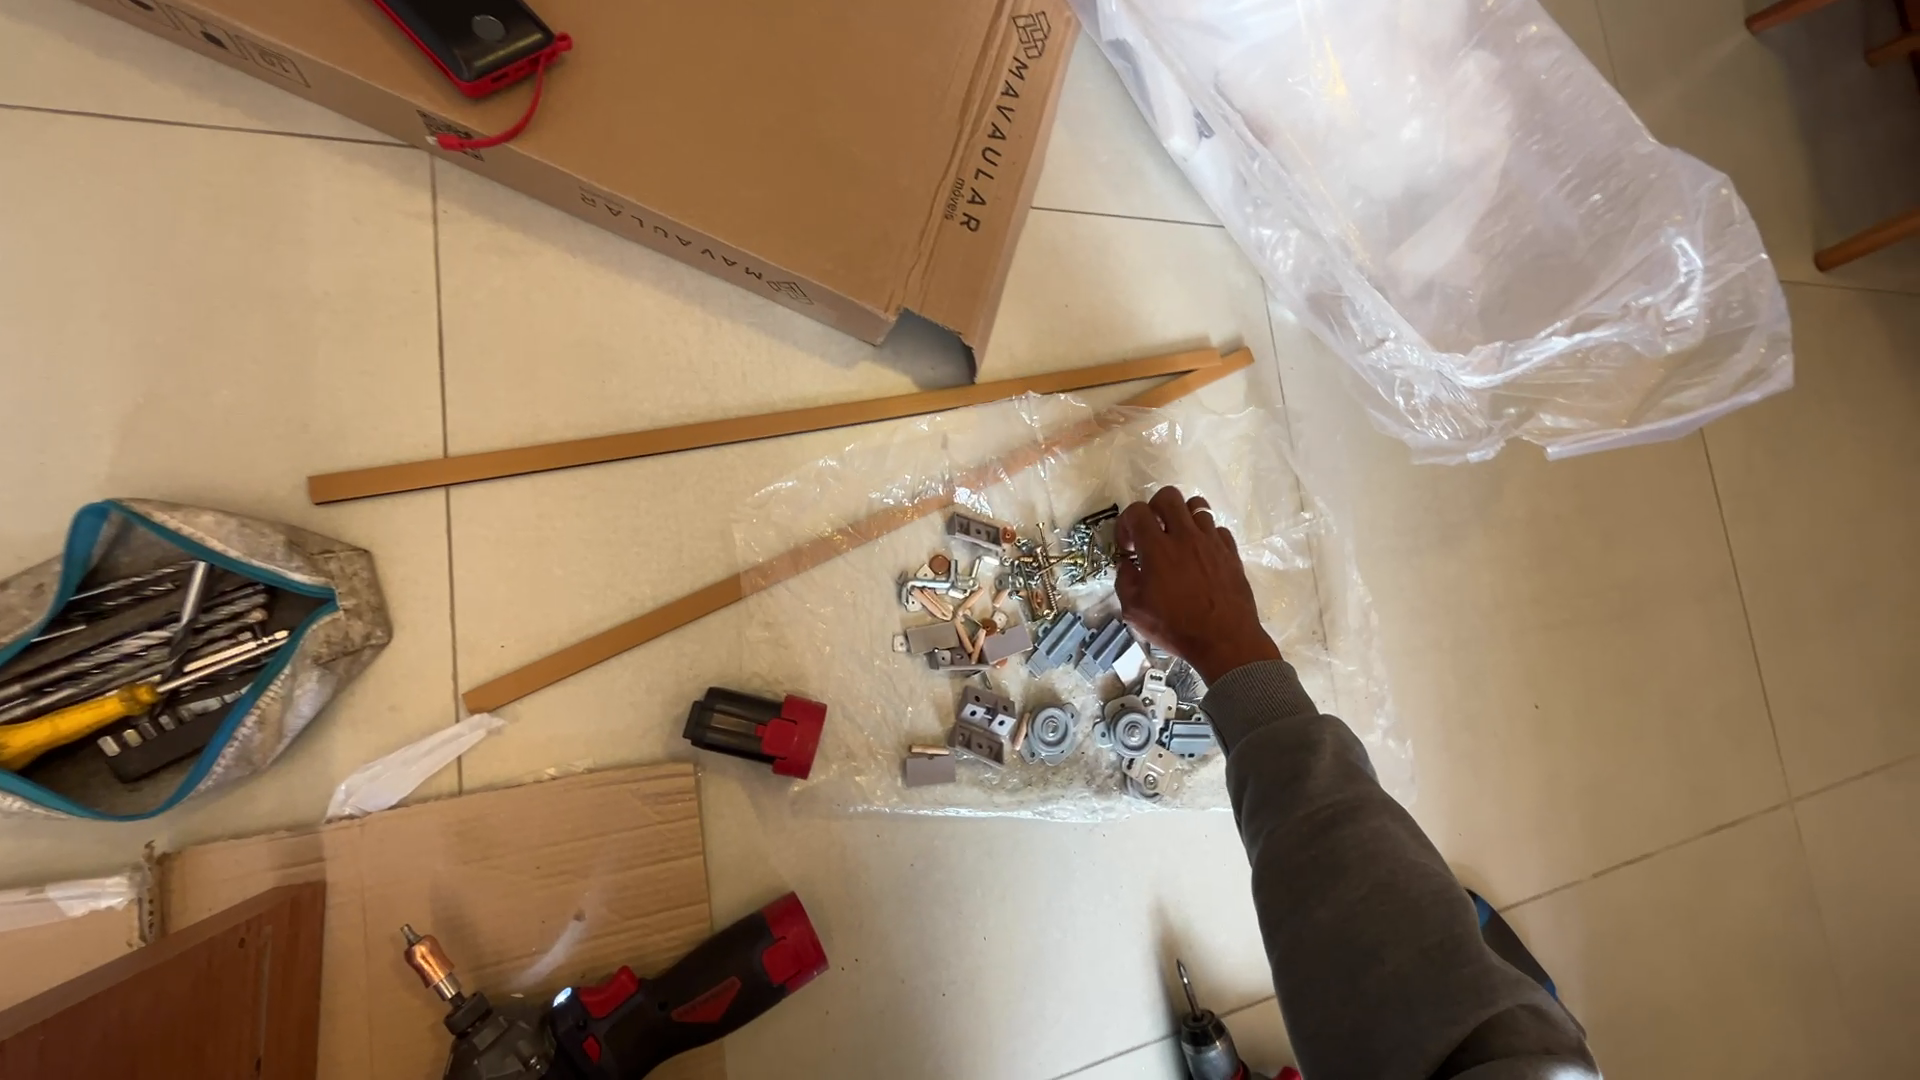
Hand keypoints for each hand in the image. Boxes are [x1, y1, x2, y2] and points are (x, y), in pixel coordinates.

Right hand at [1114, 486, 1280, 683]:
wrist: (1225, 641)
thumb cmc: (1175, 627)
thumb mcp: (1134, 611)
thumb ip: (1125, 581)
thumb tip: (1127, 564)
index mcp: (1158, 549)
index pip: (1137, 511)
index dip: (1126, 523)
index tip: (1128, 547)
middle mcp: (1185, 537)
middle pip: (1169, 496)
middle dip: (1154, 508)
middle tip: (1152, 533)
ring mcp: (1212, 542)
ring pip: (1197, 506)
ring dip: (1182, 518)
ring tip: (1178, 540)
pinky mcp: (1231, 552)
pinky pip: (1217, 529)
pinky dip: (1205, 536)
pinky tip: (1200, 555)